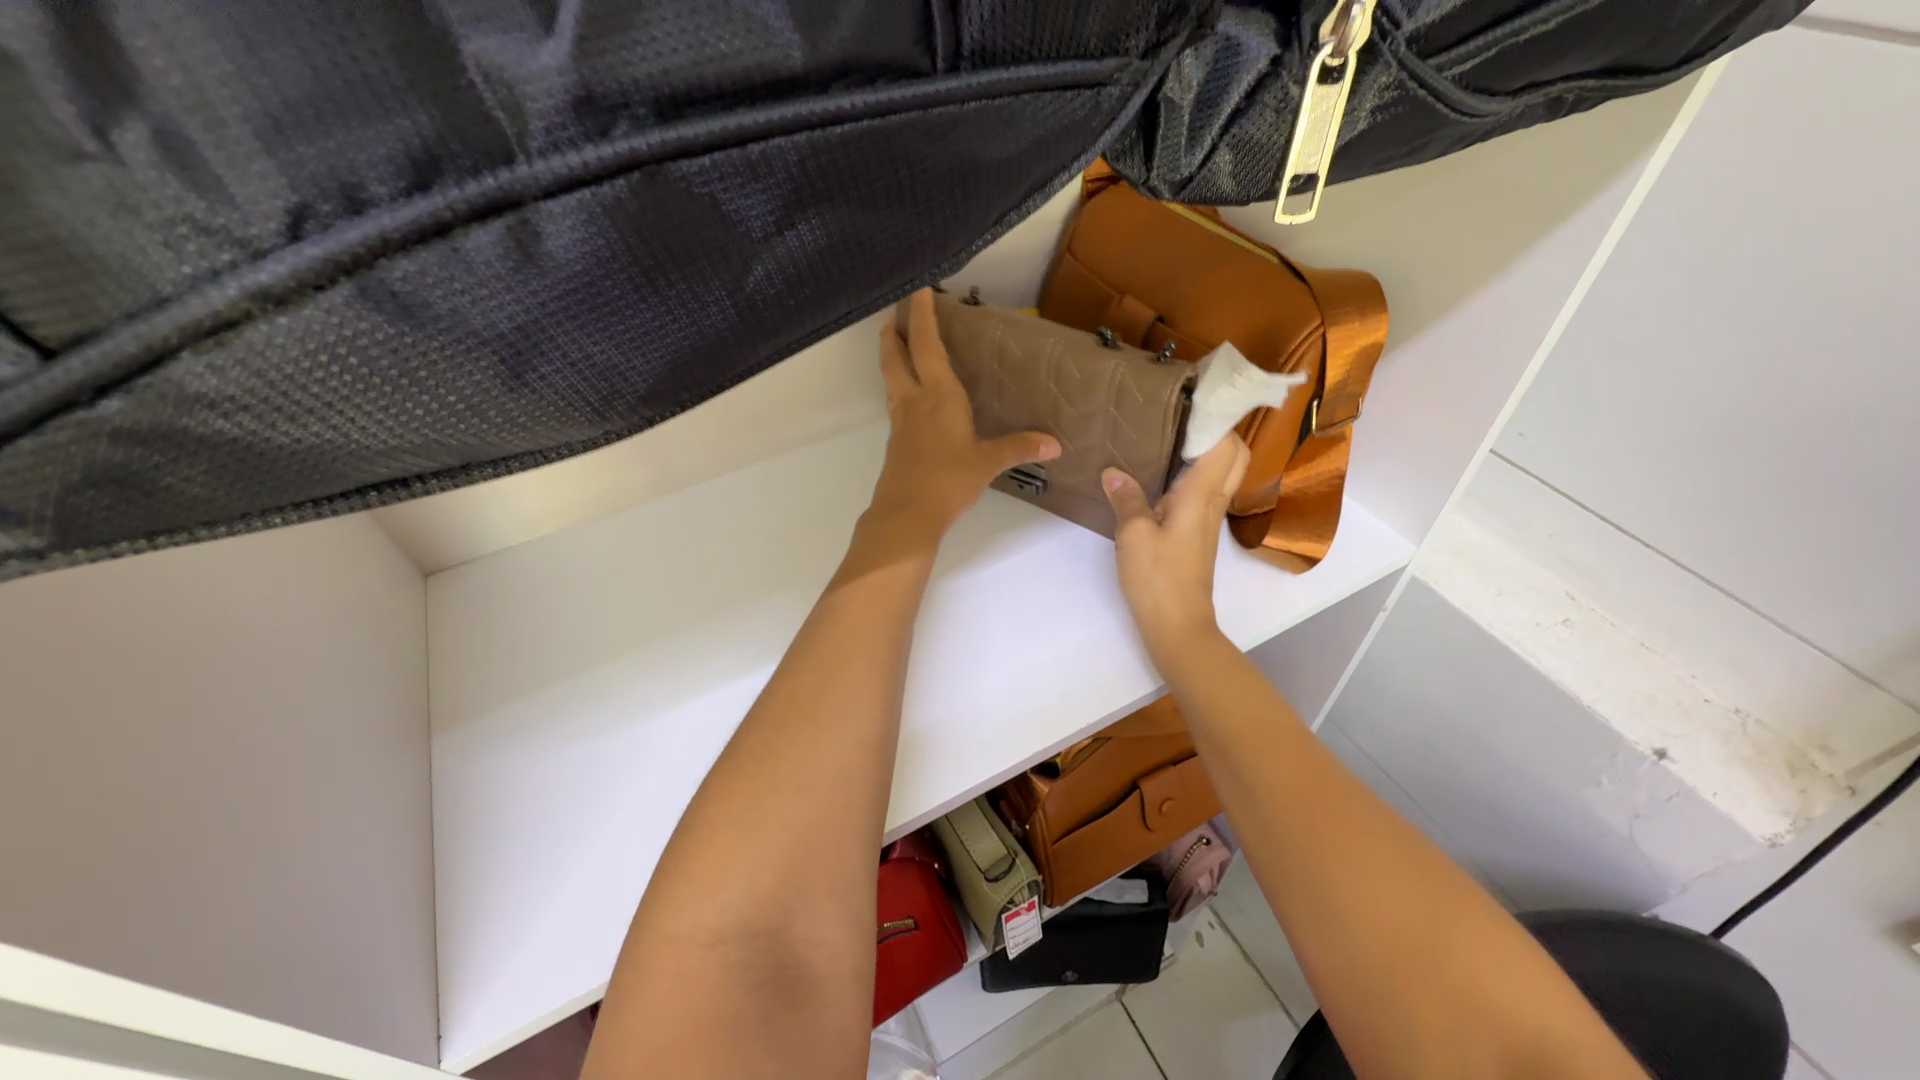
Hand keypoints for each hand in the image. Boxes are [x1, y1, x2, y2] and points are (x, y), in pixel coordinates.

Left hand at [865, 288, 1059, 543]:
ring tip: (895, 349)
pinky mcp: (896, 445)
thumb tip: (1054, 444)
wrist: (907, 515)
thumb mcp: (988, 462)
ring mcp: (901, 424)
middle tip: (891, 319)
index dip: (921, 317)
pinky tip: (912, 402)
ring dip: (892, 361)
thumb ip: (1019, 448)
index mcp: (938, 396)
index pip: (927, 346)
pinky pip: (897, 407)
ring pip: (892, 382)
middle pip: (896, 359)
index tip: (917, 292)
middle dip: (894, 336)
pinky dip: (900, 392)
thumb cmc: (948, 480)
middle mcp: (914, 402)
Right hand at [1102, 435, 1250, 662]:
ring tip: (1170, 434)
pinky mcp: (1197, 533)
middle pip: (1234, 454)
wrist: (1177, 624)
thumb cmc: (1158, 577)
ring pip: (1221, 473)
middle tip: (1184, 414)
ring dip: (1206, 450)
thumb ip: (1126, 498)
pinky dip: (1193, 472)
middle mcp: (1212, 501)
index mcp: (1202, 494)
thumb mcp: (1132, 534)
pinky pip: (1204, 490)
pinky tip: (1160, 473)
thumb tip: (1113, 472)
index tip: (1194, 394)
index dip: (1217, 416)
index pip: (1225, 442)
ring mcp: (1207, 519)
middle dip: (1218, 429)